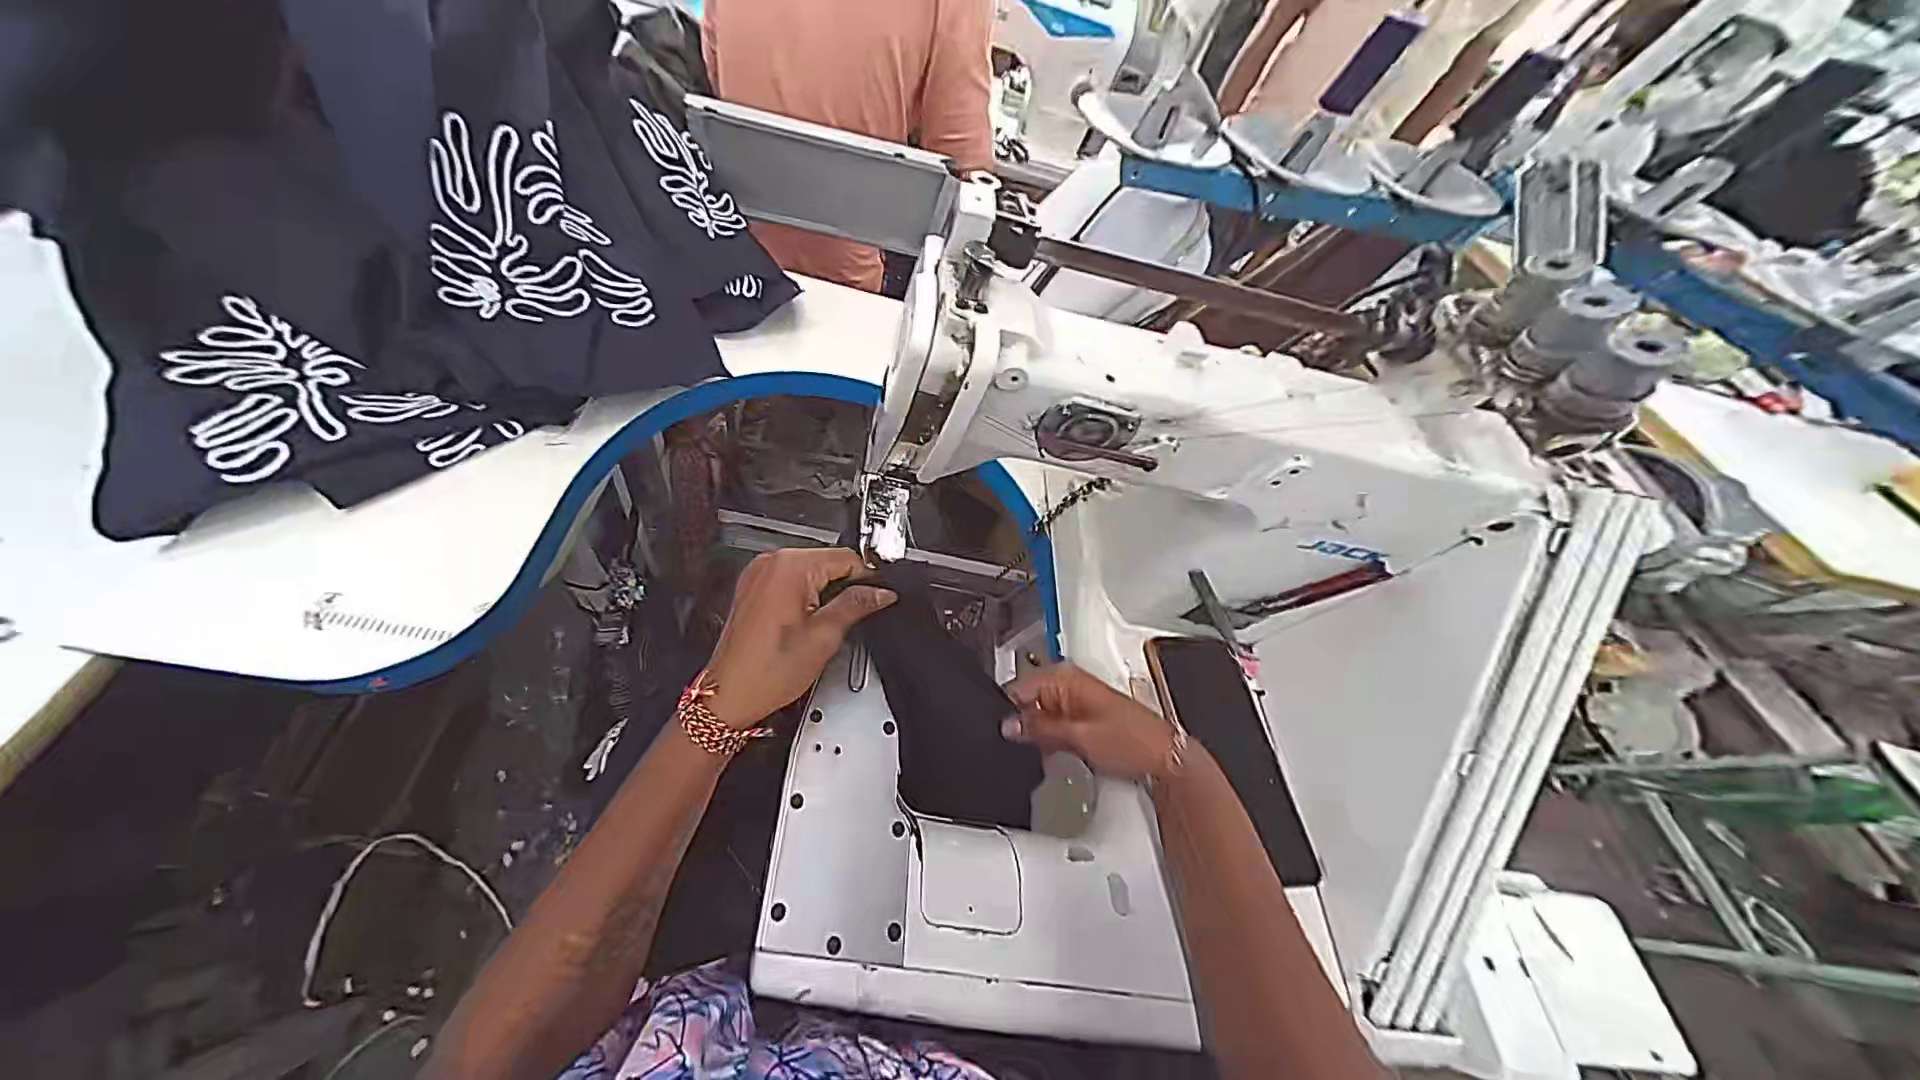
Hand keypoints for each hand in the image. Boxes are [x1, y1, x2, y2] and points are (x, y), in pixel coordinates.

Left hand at [705, 548, 894, 728]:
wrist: (729, 694)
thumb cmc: (766, 671)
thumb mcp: (825, 636)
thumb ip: (856, 605)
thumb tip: (880, 592)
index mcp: (790, 568)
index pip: (848, 557)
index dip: (868, 579)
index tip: (876, 598)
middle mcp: (771, 564)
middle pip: (829, 562)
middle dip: (846, 587)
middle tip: (850, 618)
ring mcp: (759, 574)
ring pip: (812, 571)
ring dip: (826, 593)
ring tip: (823, 625)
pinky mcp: (754, 588)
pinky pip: (792, 581)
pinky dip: (805, 596)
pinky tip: (805, 623)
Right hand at [1002, 663, 1181, 779]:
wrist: (1163, 757)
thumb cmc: (1133, 739)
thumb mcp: (1077, 737)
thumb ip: (1038, 728)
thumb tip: (1010, 724)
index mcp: (1065, 677)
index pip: (1018, 686)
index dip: (1010, 711)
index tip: (1009, 732)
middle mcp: (1070, 683)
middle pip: (1028, 701)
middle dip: (1026, 724)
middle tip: (1039, 744)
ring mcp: (1077, 699)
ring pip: (1040, 716)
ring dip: (1042, 734)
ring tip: (1059, 750)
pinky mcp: (1083, 716)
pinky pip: (1055, 725)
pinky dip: (1054, 739)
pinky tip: (1066, 752)